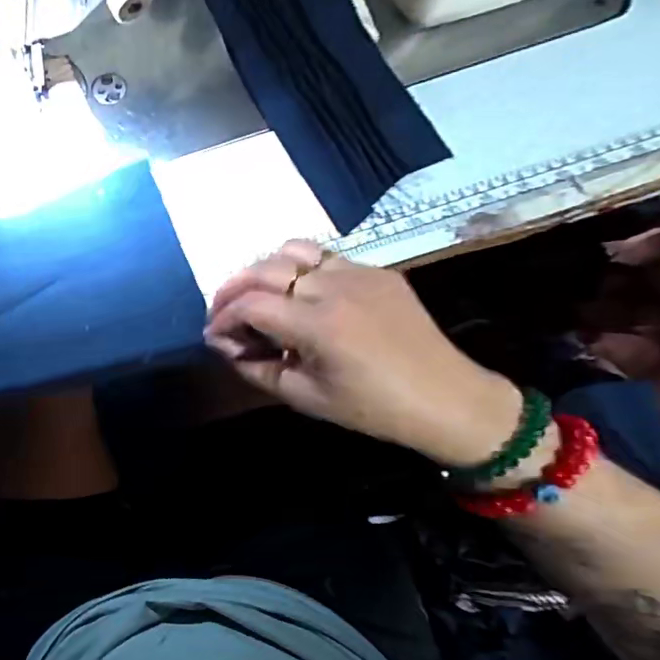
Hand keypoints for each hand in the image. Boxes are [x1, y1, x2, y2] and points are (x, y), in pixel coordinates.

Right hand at [205, 241, 522, 465]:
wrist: (445, 398)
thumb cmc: (372, 409)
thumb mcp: (306, 398)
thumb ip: (258, 369)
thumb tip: (227, 346)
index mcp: (317, 324)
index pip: (251, 304)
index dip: (224, 318)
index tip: (214, 335)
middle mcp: (334, 286)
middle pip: (265, 269)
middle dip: (234, 289)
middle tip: (223, 313)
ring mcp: (359, 272)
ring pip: (294, 250)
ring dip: (265, 270)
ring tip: (258, 296)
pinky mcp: (378, 271)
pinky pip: (327, 257)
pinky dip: (301, 269)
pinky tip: (301, 294)